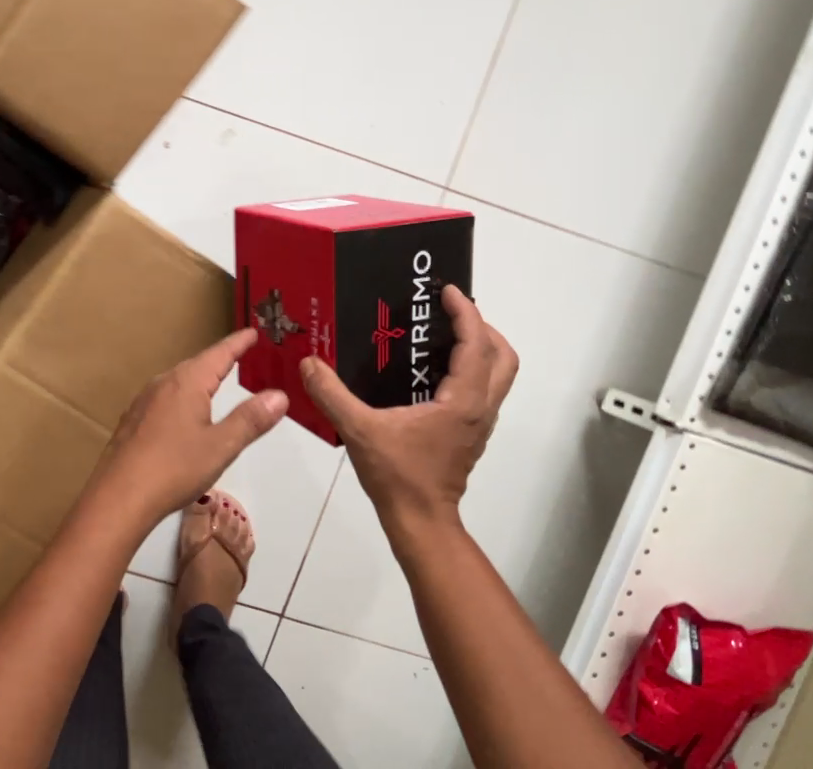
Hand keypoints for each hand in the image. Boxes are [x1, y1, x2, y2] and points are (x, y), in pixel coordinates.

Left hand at [91, 328, 288, 525]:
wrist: (119, 495)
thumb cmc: (174, 468)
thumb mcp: (221, 446)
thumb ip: (250, 420)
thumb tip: (279, 395)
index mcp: (186, 383)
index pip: (218, 354)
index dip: (237, 343)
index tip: (252, 332)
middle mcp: (162, 384)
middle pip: (196, 365)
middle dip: (219, 359)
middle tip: (240, 353)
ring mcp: (144, 402)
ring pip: (178, 381)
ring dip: (199, 377)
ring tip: (216, 379)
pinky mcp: (133, 421)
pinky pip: (165, 398)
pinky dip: (183, 396)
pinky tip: (184, 412)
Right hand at [301, 284, 516, 529]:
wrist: (421, 520)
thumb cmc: (397, 474)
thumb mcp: (359, 431)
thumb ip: (331, 394)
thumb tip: (308, 362)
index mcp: (461, 401)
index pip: (477, 346)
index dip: (467, 314)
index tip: (448, 291)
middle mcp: (479, 408)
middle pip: (503, 358)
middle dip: (483, 328)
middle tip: (450, 313)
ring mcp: (479, 423)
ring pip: (498, 375)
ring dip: (481, 349)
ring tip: (443, 336)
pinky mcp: (469, 434)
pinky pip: (482, 390)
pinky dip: (470, 369)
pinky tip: (431, 371)